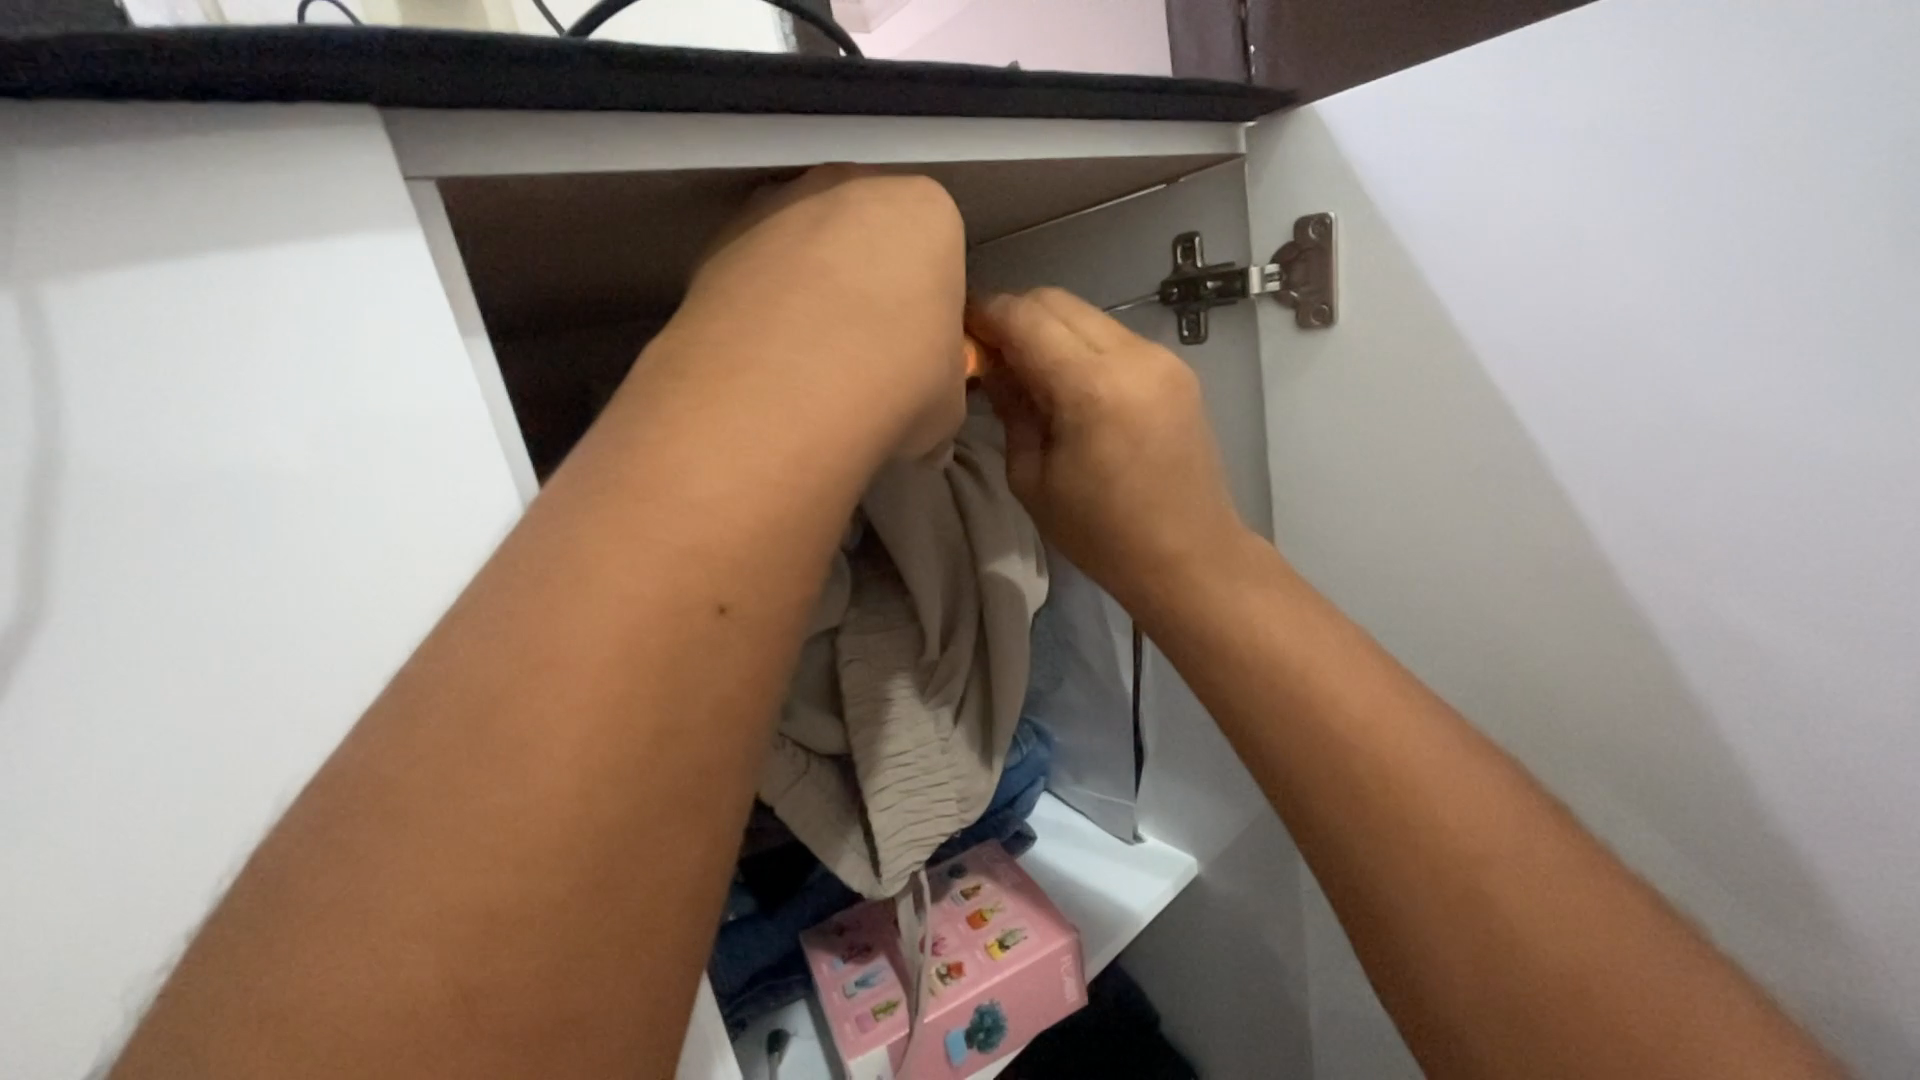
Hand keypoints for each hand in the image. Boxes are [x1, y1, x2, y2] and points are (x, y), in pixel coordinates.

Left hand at [667, 166, 968, 459]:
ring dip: (809, 292)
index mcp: (926, 211)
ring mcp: (778, 205)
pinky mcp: (719, 238)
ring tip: (804, 363)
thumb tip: (925, 411)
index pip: (937, 253)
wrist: (778, 394)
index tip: (915, 352)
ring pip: (806, 248)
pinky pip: (757, 271)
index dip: (928, 307)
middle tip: (862, 354)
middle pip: (867, 235)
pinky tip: (764, 359)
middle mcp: (850, 186)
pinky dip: (762, 305)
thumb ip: (940, 386)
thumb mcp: (947, 402)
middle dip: (867, 286)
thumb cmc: (893, 385)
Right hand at [970, 288, 1250, 609]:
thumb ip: (1011, 408)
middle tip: (987, 352)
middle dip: (1013, 316)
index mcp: (1092, 387)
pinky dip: (1080, 346)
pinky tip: (1066, 383)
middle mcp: (1133, 356)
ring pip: (1087, 315)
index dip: (984, 314)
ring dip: (1047, 329)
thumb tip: (992, 365)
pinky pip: (1114, 338)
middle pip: (1056, 301)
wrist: (1190, 557)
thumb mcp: (1032, 479)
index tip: (957, 328)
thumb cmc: (1101, 535)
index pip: (1024, 317)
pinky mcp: (1177, 370)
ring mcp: (1161, 358)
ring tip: (1025, 370)